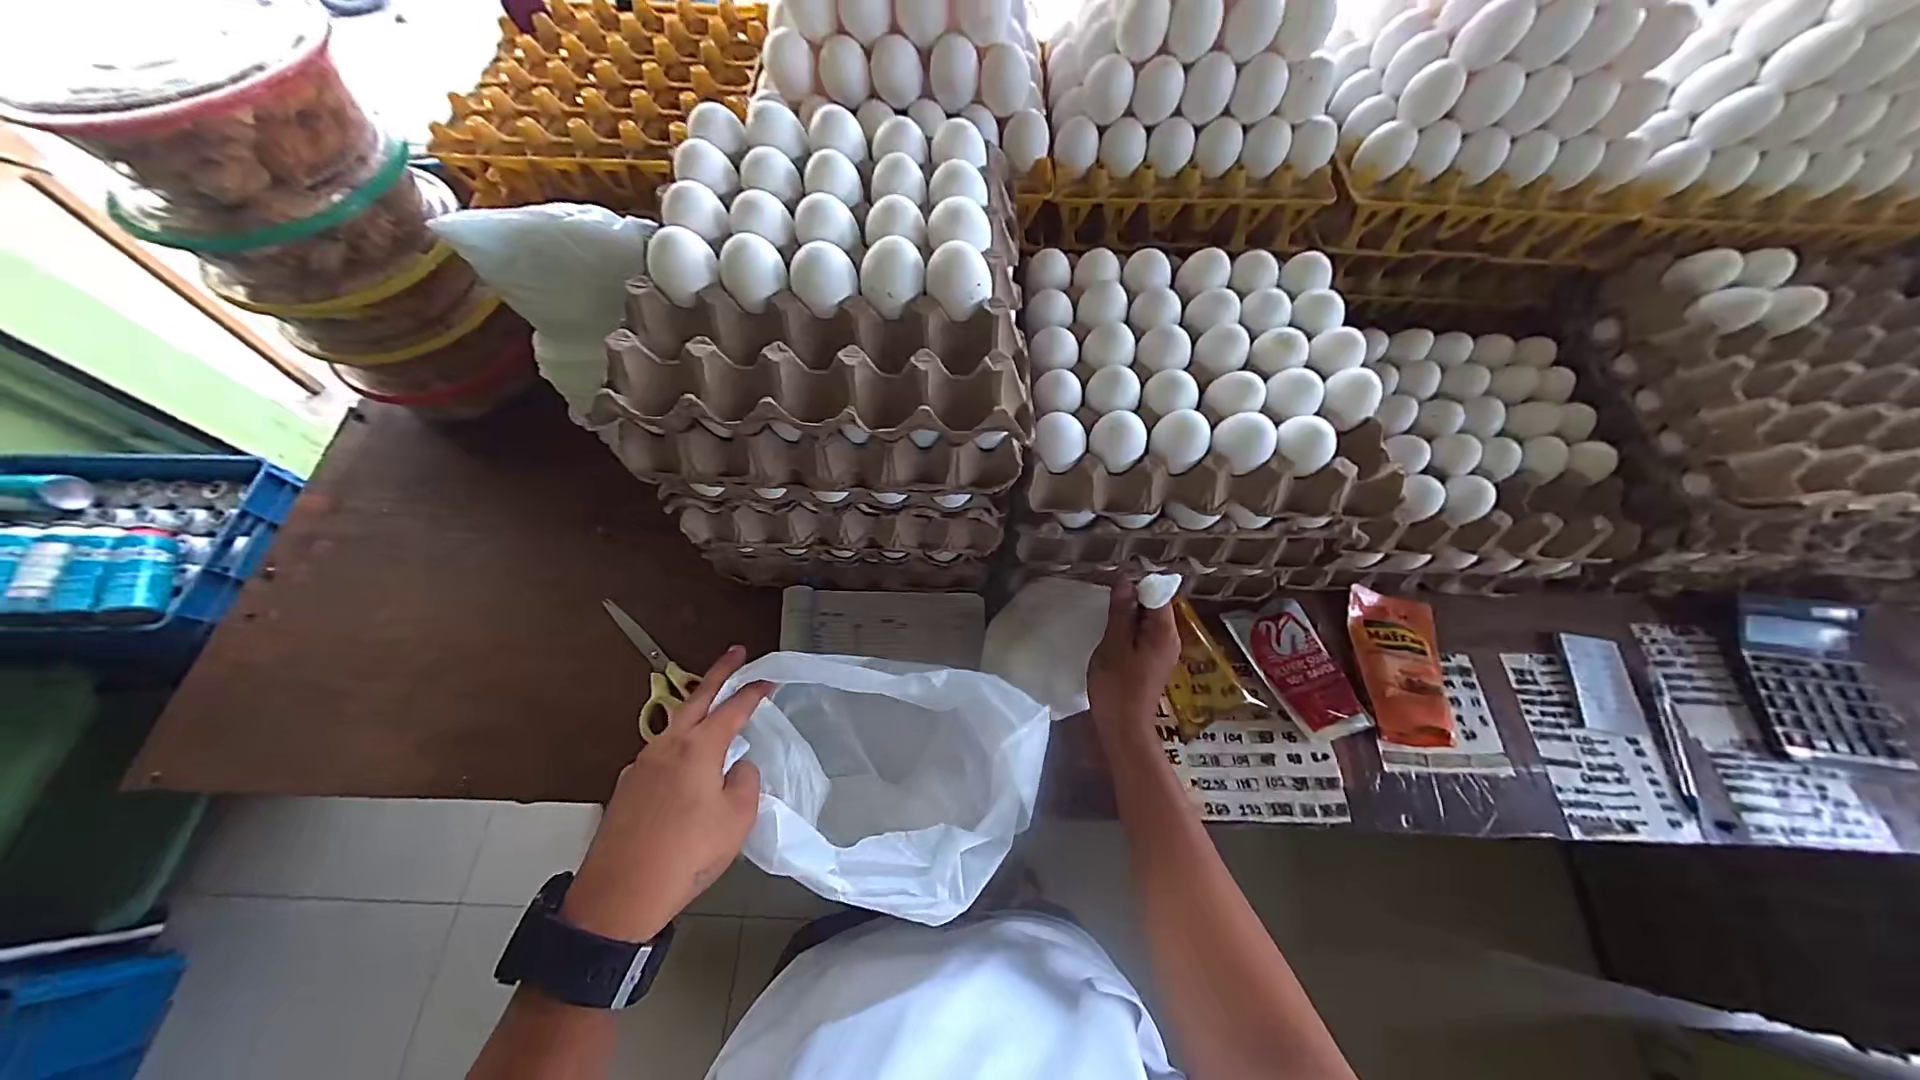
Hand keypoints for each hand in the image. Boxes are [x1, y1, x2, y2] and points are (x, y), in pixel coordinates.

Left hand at [562, 646, 771, 942]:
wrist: (619, 896)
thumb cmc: (686, 855)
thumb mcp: (737, 818)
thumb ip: (745, 781)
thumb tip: (738, 767)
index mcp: (697, 748)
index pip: (733, 708)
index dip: (754, 691)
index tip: (768, 680)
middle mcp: (666, 747)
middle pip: (697, 698)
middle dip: (719, 672)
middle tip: (736, 653)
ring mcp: (640, 765)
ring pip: (675, 725)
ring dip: (698, 710)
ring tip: (716, 712)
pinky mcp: (626, 787)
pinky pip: (661, 754)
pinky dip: (681, 746)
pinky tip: (688, 768)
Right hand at [1087, 579, 1179, 743]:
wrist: (1124, 728)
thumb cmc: (1117, 686)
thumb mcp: (1114, 644)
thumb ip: (1121, 612)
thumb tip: (1125, 581)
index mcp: (1164, 632)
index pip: (1158, 593)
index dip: (1137, 584)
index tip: (1112, 584)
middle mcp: (1170, 638)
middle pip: (1155, 605)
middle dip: (1132, 598)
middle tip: (1105, 600)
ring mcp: (1163, 650)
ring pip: (1148, 619)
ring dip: (1128, 614)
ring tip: (1105, 616)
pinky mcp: (1153, 660)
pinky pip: (1144, 634)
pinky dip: (1129, 629)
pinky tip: (1112, 634)